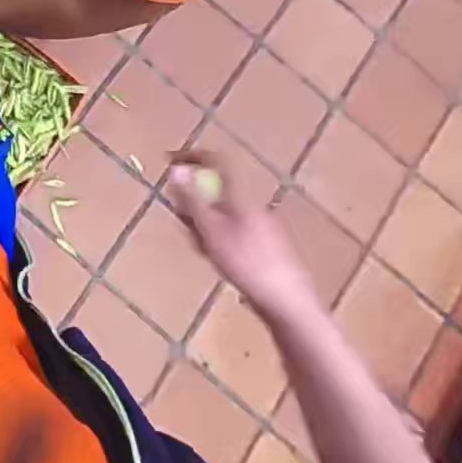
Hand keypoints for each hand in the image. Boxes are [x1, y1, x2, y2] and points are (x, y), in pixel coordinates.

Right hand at [167, 153, 319, 320]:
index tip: (170, 160)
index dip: (193, 156)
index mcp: (244, 197)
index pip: (218, 161)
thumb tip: (176, 170)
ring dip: (207, 225)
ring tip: (204, 251)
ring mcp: (266, 227)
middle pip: (218, 191)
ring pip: (224, 214)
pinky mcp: (271, 246)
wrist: (290, 306)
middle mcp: (257, 206)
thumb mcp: (210, 231)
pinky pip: (236, 231)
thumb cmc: (247, 265)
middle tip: (185, 224)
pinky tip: (221, 262)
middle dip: (196, 203)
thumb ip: (191, 200)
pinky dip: (221, 239)